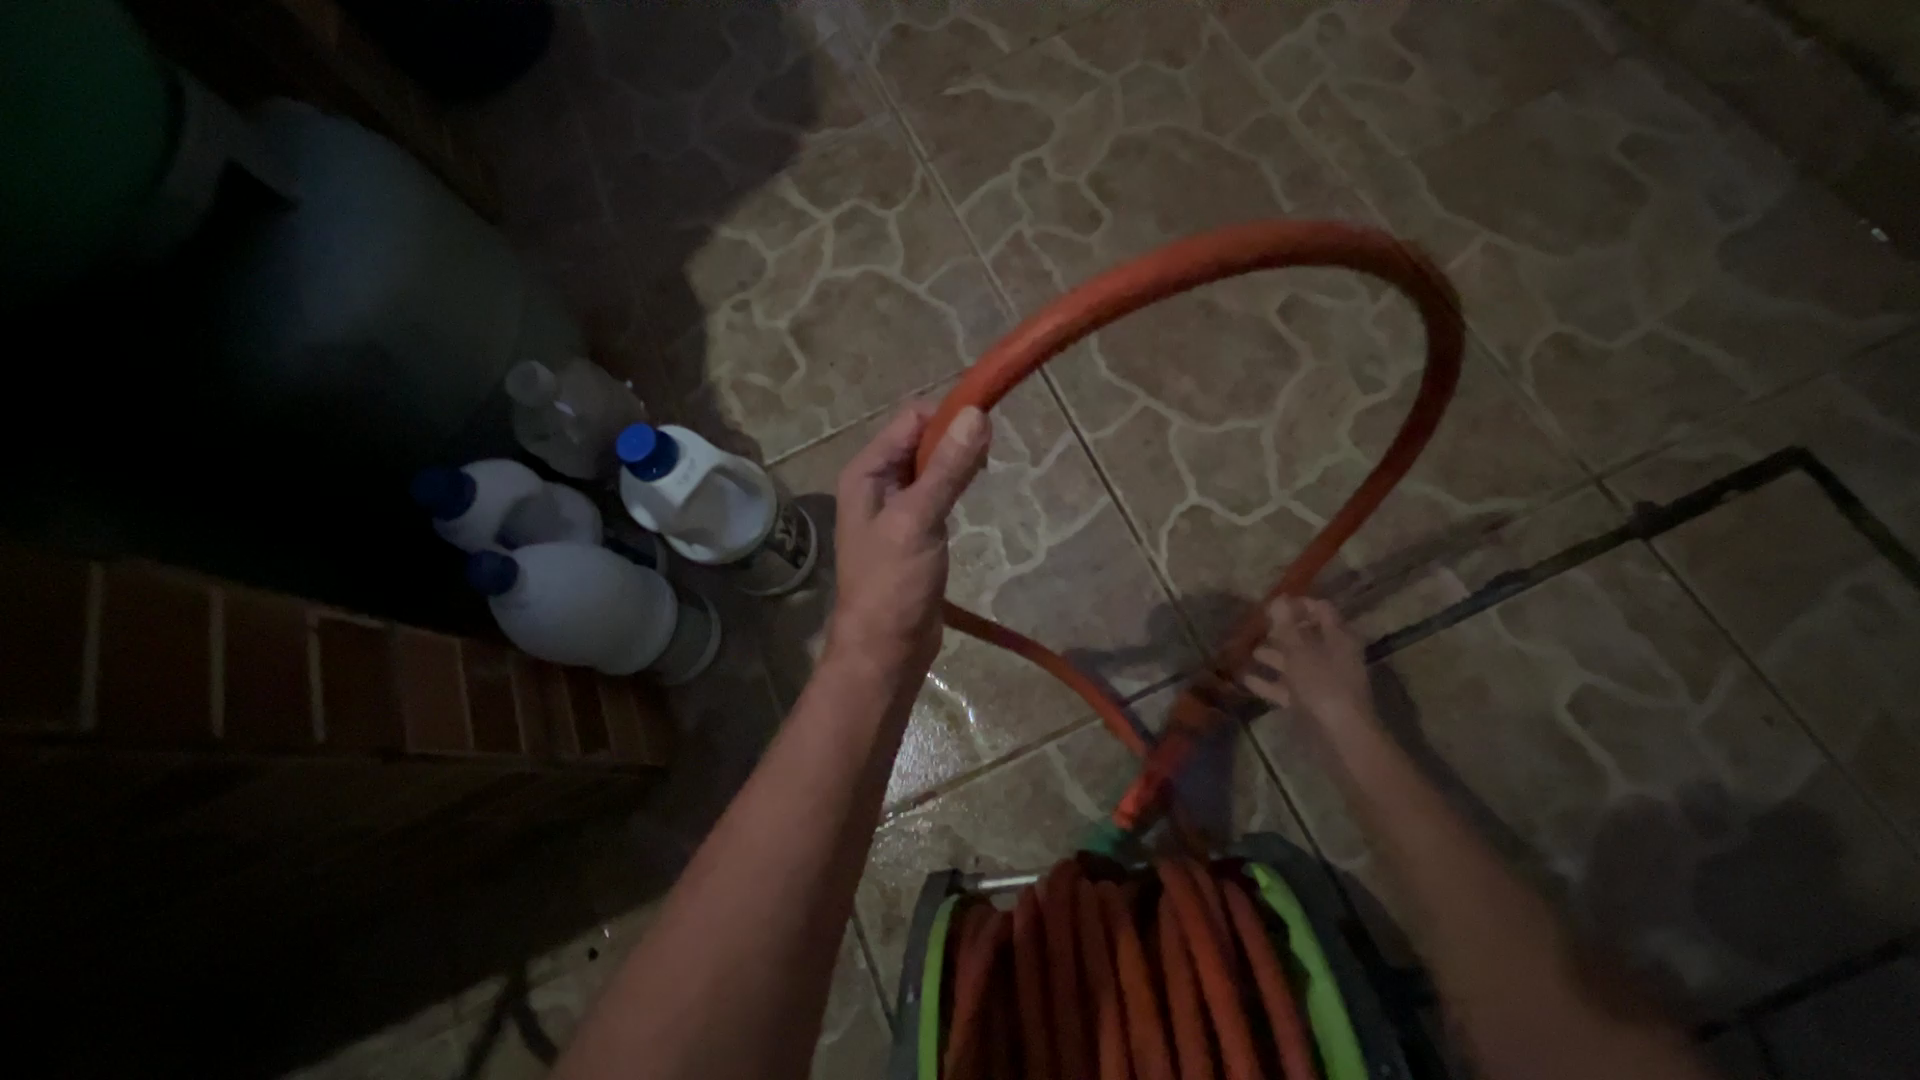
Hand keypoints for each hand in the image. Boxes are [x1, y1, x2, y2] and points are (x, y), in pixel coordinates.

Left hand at [825, 401, 991, 678]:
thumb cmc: (893, 585)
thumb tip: (976, 414)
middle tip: (987, 460)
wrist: (886, 650)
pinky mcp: (915, 531)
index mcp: (866, 472)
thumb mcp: (918, 521)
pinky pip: (937, 494)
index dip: (947, 417)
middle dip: (955, 440)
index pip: (910, 420)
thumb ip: (947, 468)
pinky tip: (973, 496)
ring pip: (933, 467)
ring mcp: (896, 508)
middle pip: (921, 440)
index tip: (986, 428)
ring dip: (958, 464)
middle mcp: (877, 483)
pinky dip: (957, 487)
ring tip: (983, 476)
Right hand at [1242, 596, 1373, 729]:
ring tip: (1248, 652)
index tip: (1272, 605)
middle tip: (1256, 627)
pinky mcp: (1311, 701)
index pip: (1321, 610)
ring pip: (1295, 662)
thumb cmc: (1322, 684)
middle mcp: (1333, 655)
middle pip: (1306, 636)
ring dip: (1273, 656)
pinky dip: (1269, 682)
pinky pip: (1288, 687)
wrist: (1339, 734)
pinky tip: (1246, 679)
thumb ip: (1286, 625)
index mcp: (1338, 637)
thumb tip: (1279, 598)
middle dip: (1281, 632)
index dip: (1298, 604)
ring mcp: (1322, 680)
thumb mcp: (1299, 651)